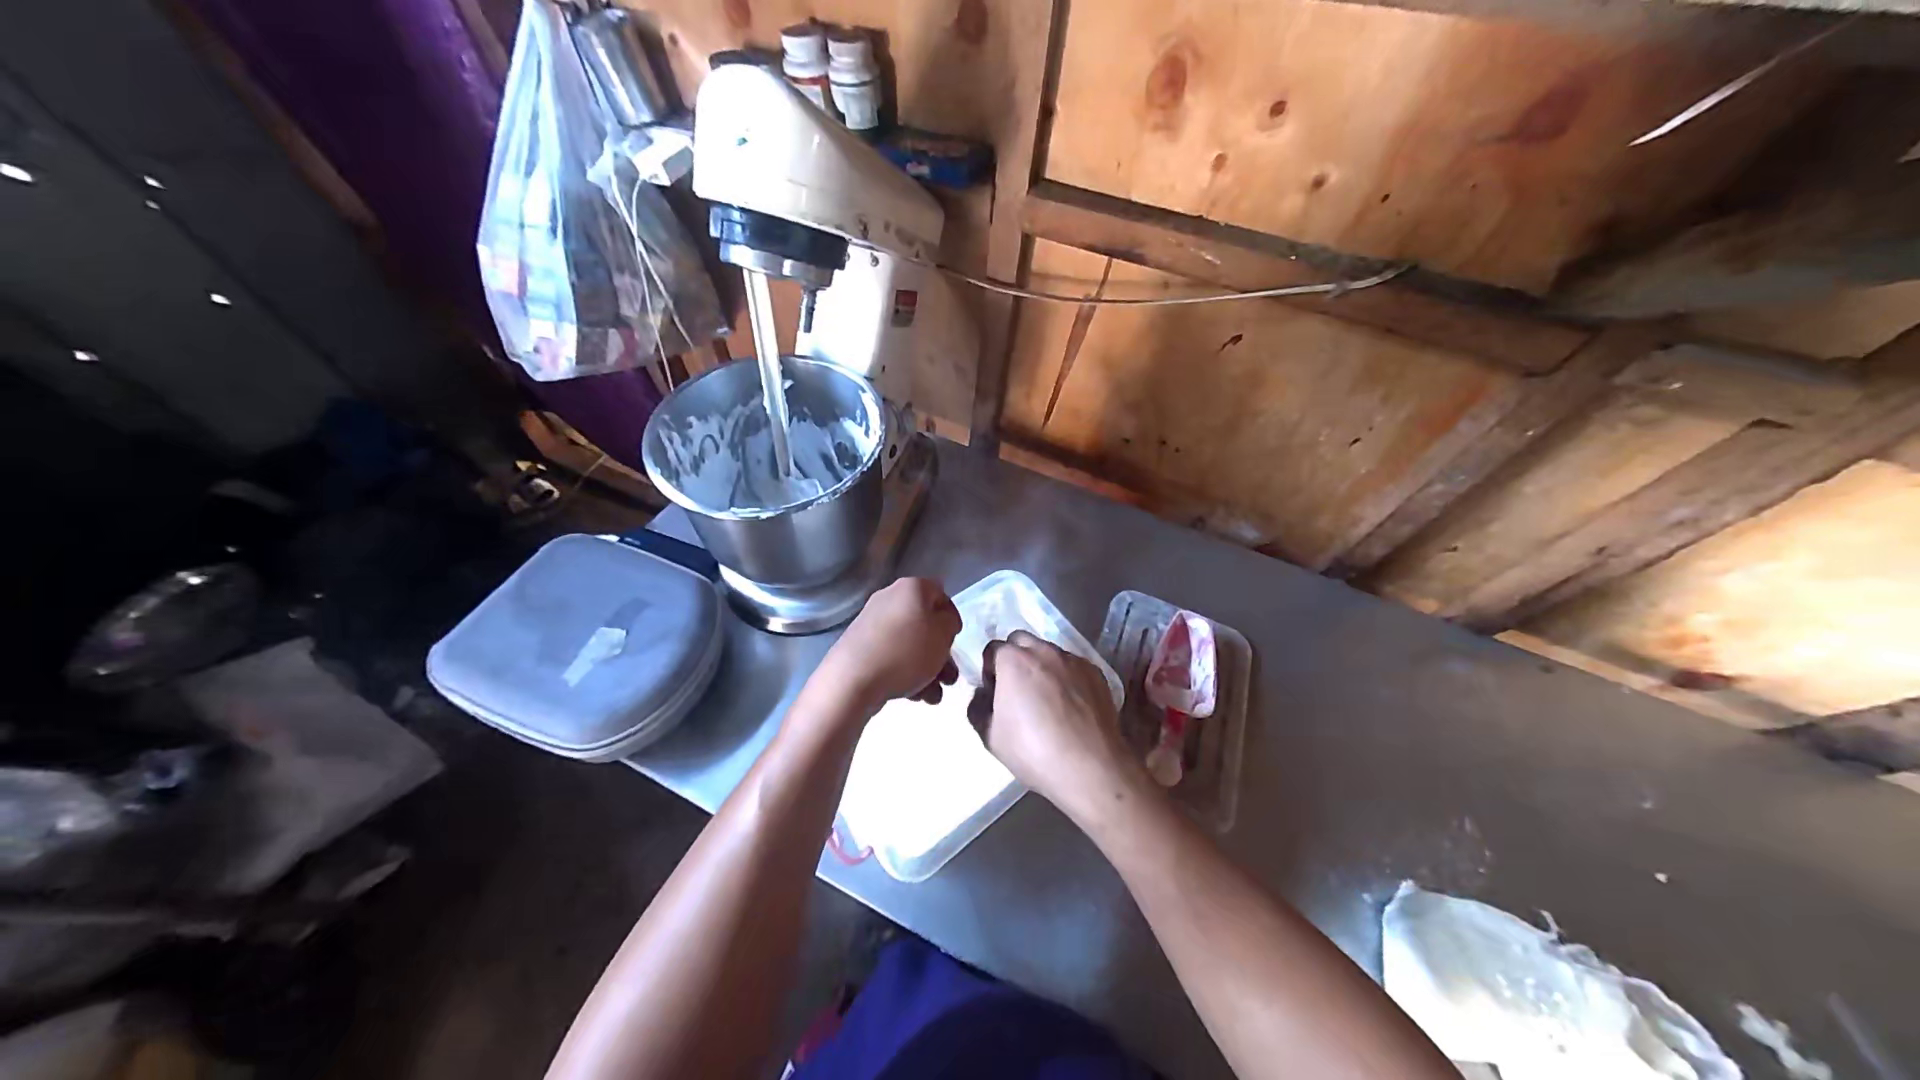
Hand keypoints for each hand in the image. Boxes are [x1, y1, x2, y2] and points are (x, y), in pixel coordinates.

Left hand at [816, 577, 960, 717]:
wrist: (854, 678)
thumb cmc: (907, 650)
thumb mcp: (943, 634)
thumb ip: (949, 622)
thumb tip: (940, 620)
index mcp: (911, 587)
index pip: (940, 595)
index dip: (952, 618)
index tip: (955, 641)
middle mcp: (890, 598)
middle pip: (925, 624)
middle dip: (940, 653)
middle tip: (948, 677)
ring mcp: (872, 623)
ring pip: (910, 645)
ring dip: (927, 670)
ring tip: (933, 696)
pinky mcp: (861, 647)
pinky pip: (892, 656)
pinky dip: (906, 673)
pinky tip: (914, 696)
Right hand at [971, 631, 1143, 820]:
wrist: (1090, 768)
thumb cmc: (1033, 751)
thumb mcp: (990, 736)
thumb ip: (978, 707)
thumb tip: (983, 695)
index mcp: (1014, 660)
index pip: (992, 650)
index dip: (990, 671)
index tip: (995, 694)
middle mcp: (1044, 651)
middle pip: (1022, 642)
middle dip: (1015, 659)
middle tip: (1017, 691)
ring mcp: (1074, 661)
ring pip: (1050, 654)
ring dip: (1042, 668)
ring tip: (1048, 701)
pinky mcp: (1097, 674)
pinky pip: (1074, 668)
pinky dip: (1067, 679)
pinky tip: (1071, 708)